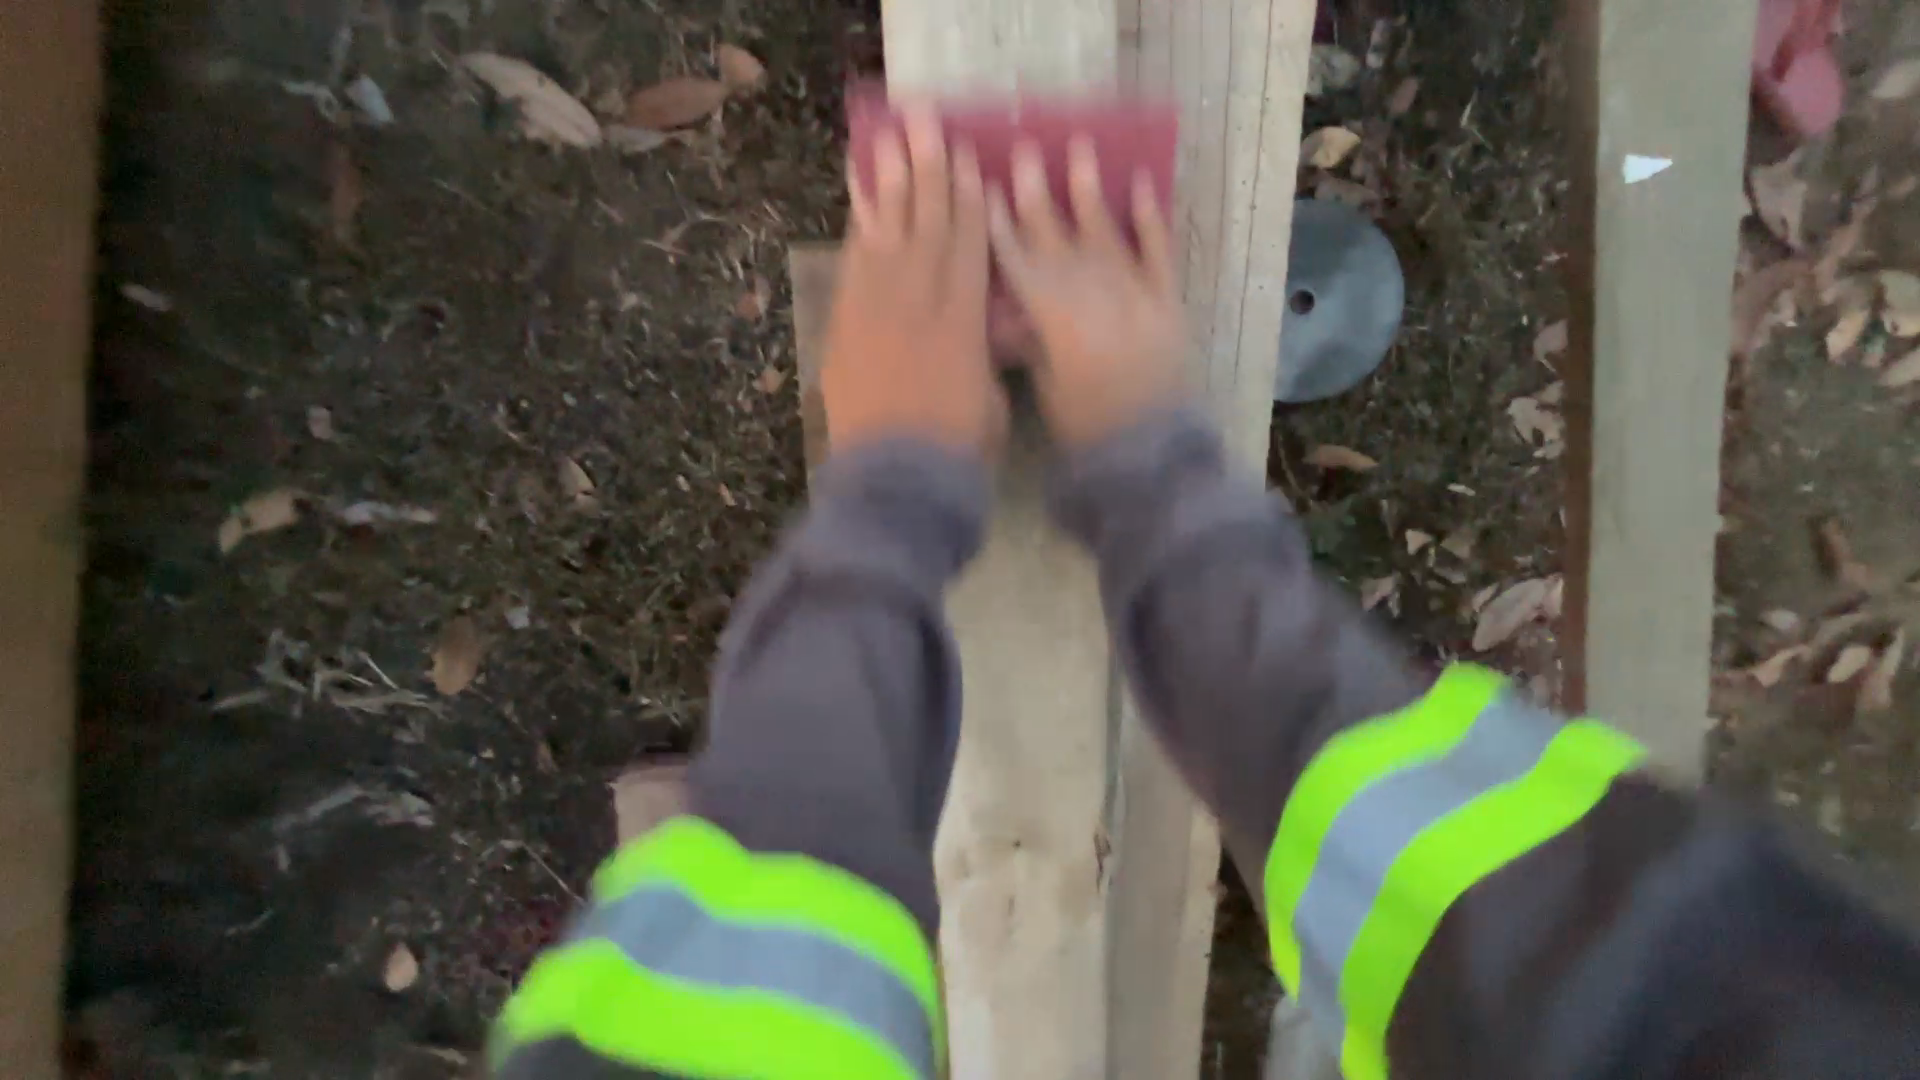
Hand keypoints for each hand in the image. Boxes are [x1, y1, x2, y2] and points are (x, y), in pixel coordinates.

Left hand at [821, 108, 1004, 457]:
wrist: (894, 484)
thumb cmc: (957, 451)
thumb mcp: (991, 399)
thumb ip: (982, 352)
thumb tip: (977, 326)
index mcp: (962, 323)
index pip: (968, 247)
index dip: (967, 200)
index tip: (967, 157)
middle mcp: (917, 305)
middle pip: (925, 228)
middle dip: (928, 172)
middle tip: (926, 123)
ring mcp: (874, 315)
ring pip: (885, 239)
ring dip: (889, 188)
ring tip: (891, 143)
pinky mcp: (843, 331)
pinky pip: (852, 271)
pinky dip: (857, 235)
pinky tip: (860, 205)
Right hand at [988, 139, 1186, 448]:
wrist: (1150, 445)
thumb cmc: (1088, 426)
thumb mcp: (1048, 388)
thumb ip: (1034, 343)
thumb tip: (1017, 311)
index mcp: (1053, 318)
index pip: (1019, 263)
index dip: (1001, 226)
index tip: (987, 189)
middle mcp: (1089, 293)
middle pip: (1057, 237)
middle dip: (1037, 194)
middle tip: (1025, 149)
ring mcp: (1132, 291)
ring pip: (1104, 233)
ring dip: (1089, 190)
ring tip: (1079, 146)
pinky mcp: (1166, 297)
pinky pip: (1158, 250)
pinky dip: (1150, 216)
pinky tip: (1141, 182)